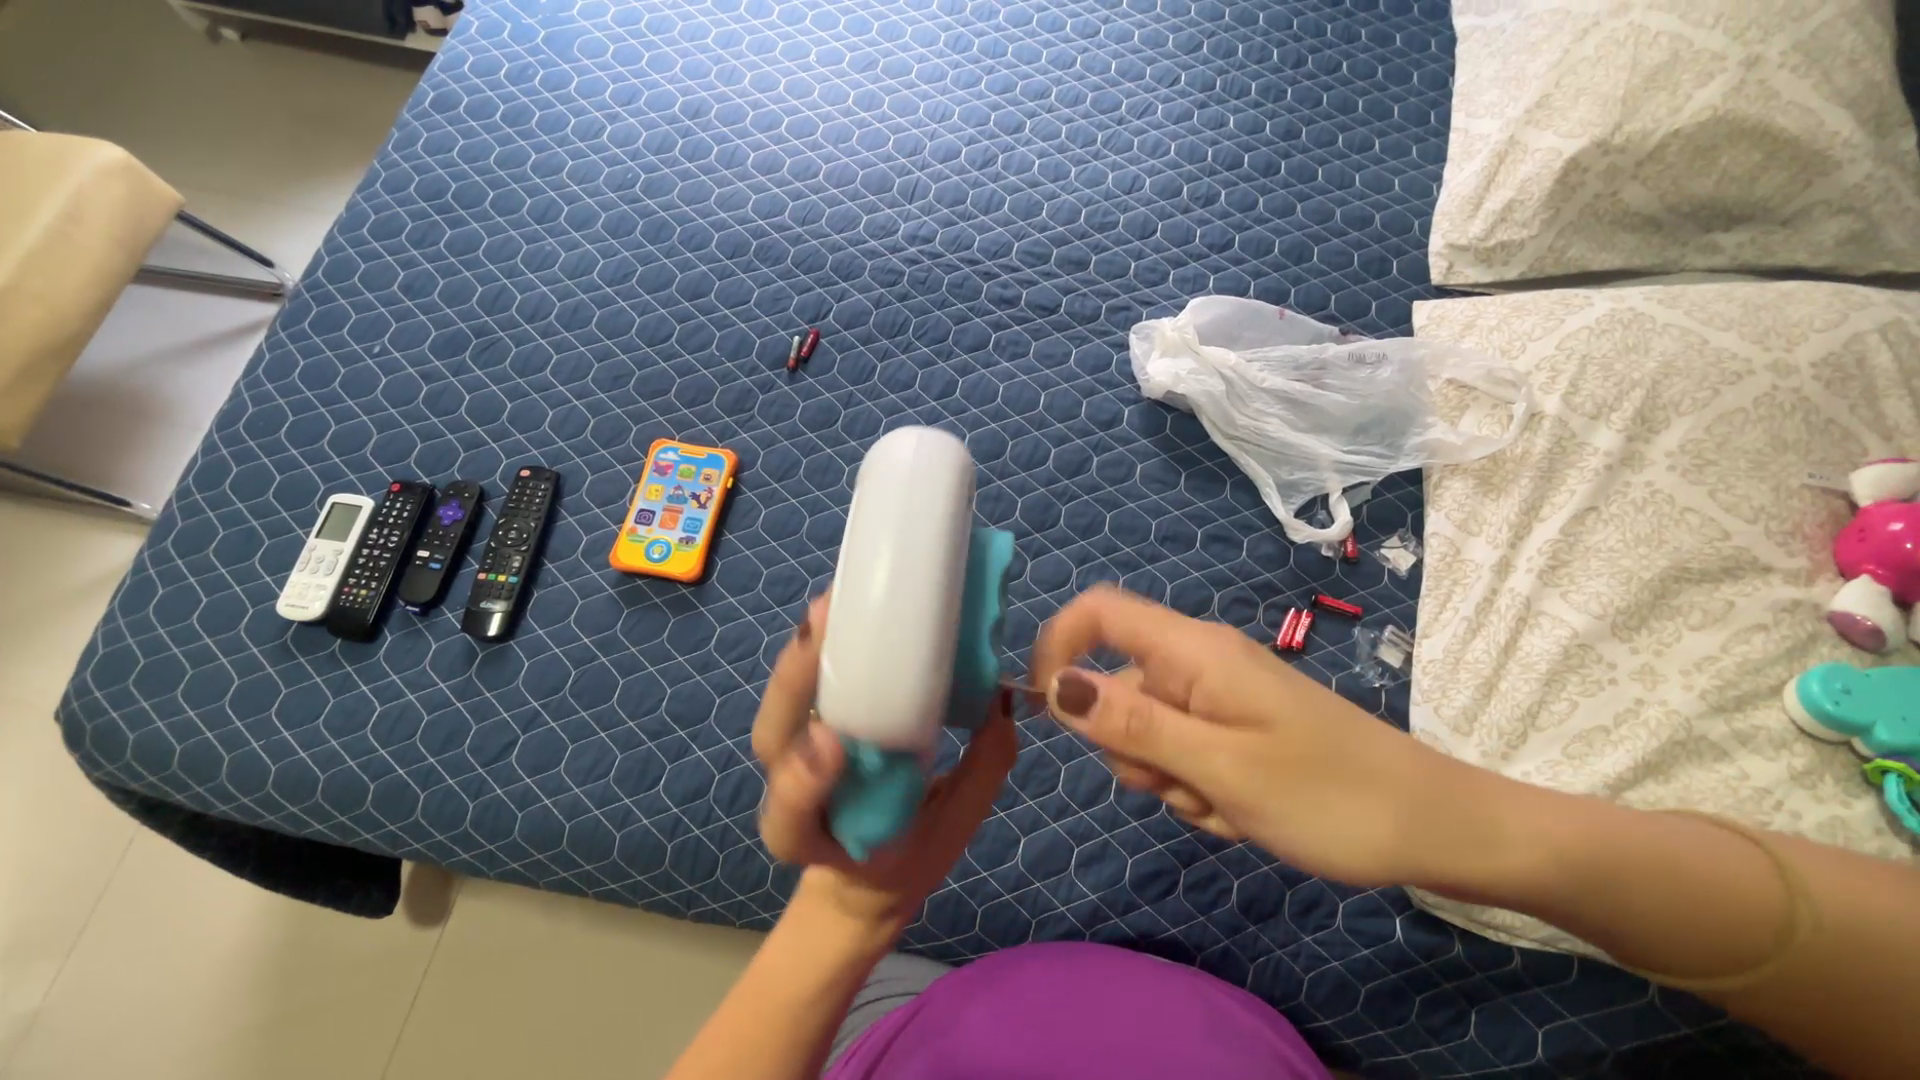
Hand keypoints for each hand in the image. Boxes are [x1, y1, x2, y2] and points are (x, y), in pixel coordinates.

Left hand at [753, 596, 1017, 931]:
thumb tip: (1003, 699)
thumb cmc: (907, 851)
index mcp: (816, 838)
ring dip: (801, 653)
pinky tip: (844, 606)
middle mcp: (790, 791)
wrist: (865, 868)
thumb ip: (980, 770)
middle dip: (794, 683)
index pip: (790, 822)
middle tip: (824, 630)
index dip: (801, 785)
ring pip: (780, 703)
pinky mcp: (809, 720)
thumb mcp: (953, 826)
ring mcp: (795, 750)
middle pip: (772, 739)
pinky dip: (818, 646)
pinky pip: (803, 684)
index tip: (835, 746)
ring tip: (832, 605)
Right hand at [1030, 585, 1455, 887]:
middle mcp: (1200, 664)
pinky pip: (1184, 755)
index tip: (1047, 710)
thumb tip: (1053, 686)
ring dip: (1169, 778)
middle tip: (1186, 785)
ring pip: (1149, 733)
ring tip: (1227, 806)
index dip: (1059, 648)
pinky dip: (1197, 789)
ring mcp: (1220, 698)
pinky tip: (1241, 813)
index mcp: (1194, 651)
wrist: (1432, 827)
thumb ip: (1131, 725)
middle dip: (1131, 748)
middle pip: (1117, 688)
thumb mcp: (1218, 766)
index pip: (1098, 612)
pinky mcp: (1237, 730)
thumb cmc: (1328, 794)